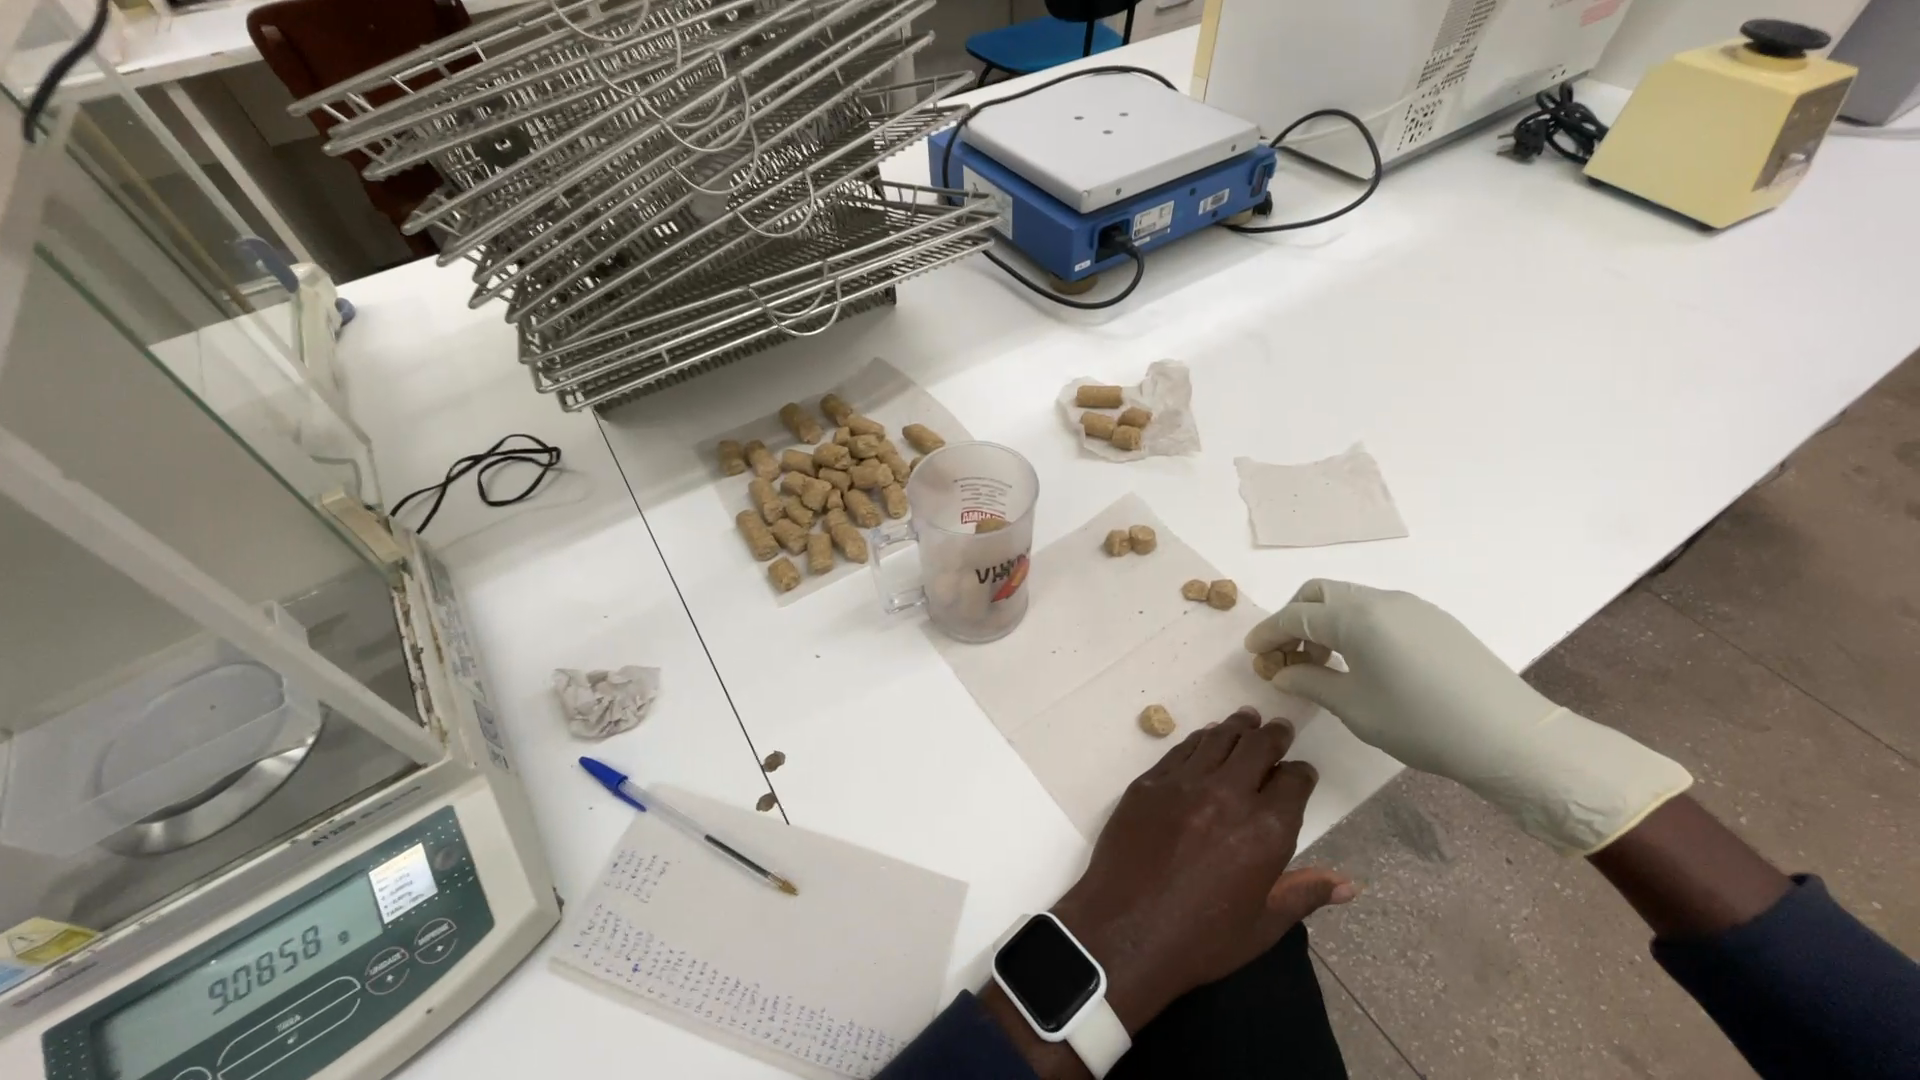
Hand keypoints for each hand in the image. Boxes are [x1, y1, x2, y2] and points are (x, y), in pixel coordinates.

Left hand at [1050, 708, 1354, 1033]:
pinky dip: (1199, 740)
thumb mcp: (1262, 925)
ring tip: (1247, 718)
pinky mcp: (1148, 784)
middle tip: (1279, 728)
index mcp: (1267, 831)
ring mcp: (1184, 785)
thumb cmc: (1201, 939)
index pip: (1295, 781)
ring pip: (1218, 739)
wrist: (1123, 933)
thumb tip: (1348, 884)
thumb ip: (1304, 893)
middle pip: (1258, 747)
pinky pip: (1181, 750)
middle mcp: (1229, 795)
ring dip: (1237, 727)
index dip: (1301, 774)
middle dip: (1274, 736)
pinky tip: (1205, 738)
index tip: (1300, 773)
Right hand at [1243, 579, 1691, 854]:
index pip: (1295, 616)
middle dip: (1294, 617)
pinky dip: (1354, 626)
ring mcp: (1412, 607)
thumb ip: (1310, 682)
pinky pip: (1378, 611)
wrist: (1509, 736)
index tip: (1252, 654)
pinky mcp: (1435, 621)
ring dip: (1325, 622)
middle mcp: (1381, 600)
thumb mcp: (1354, 708)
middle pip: (1320, 593)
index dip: (1268, 634)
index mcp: (1356, 617)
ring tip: (1322, 663)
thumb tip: (1281, 671)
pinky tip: (1361, 663)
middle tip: (1286, 655)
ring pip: (1350, 600)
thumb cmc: (1420, 723)